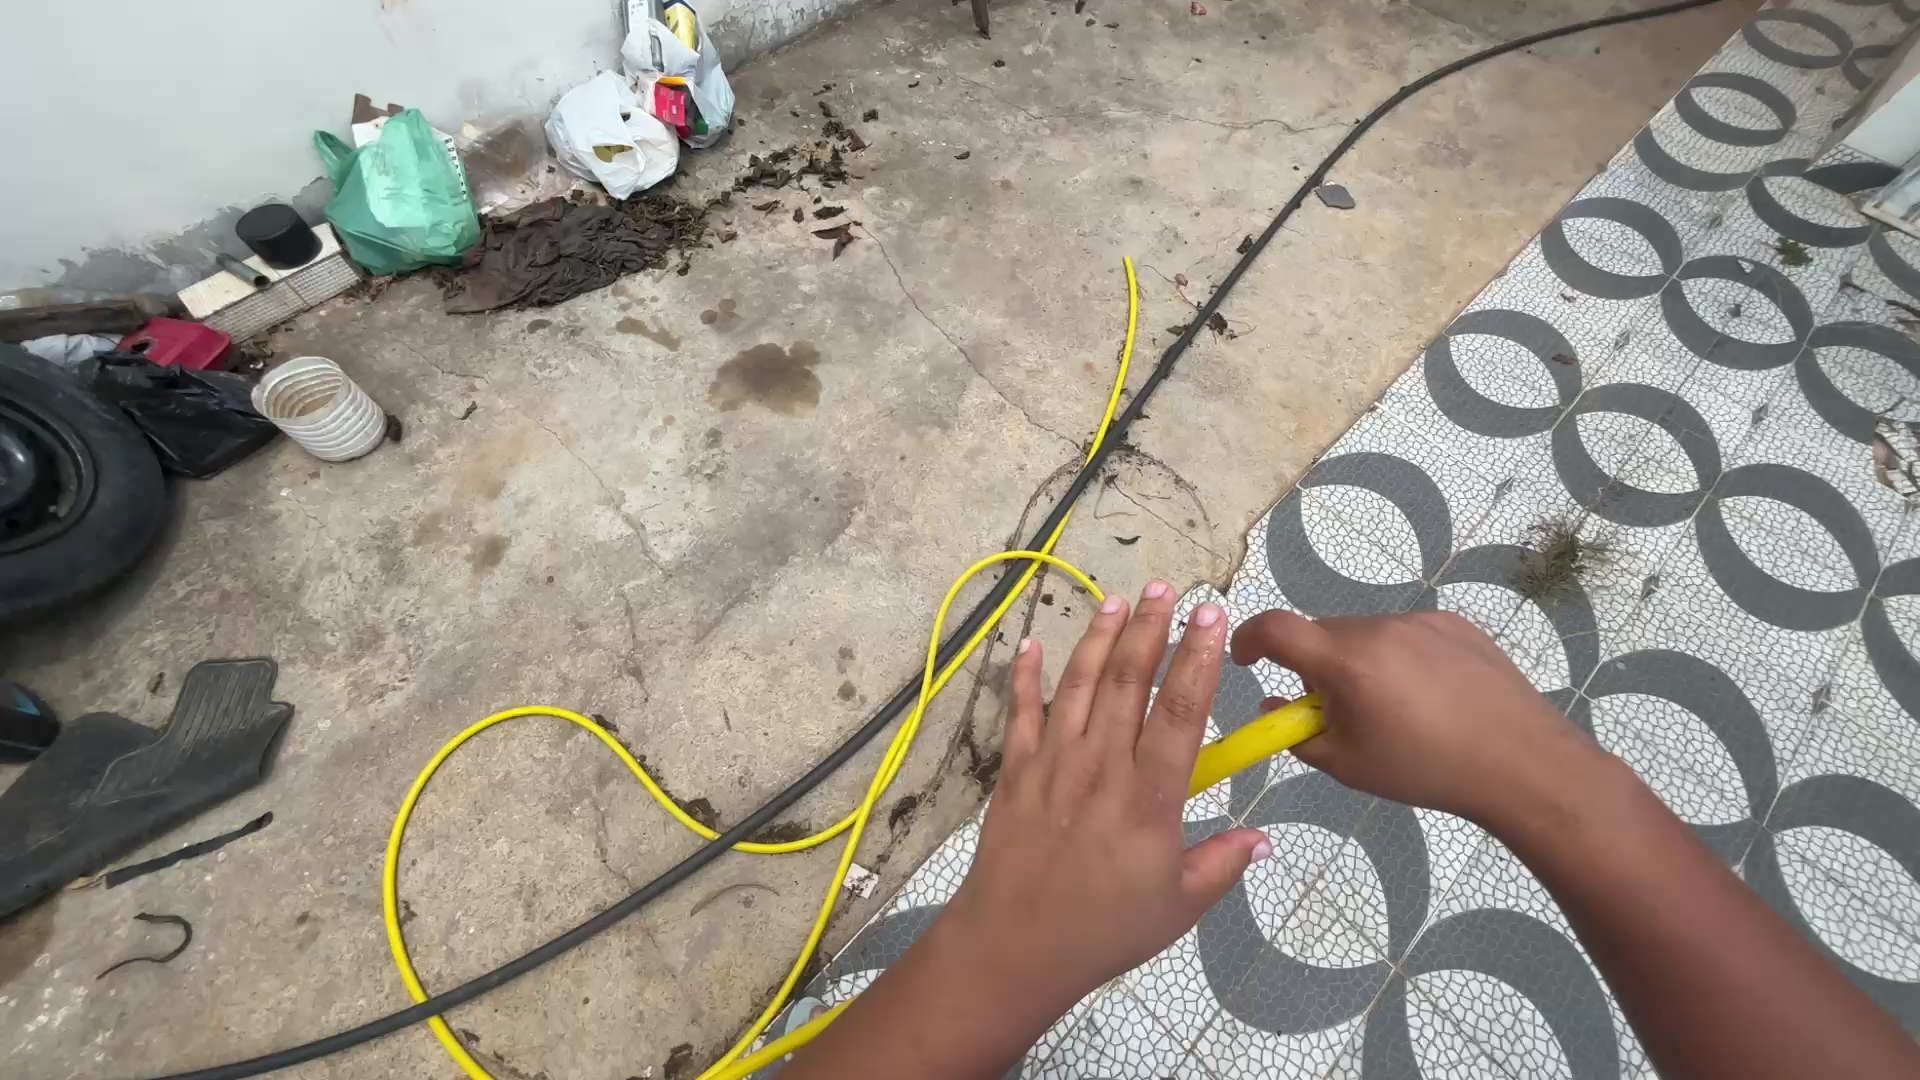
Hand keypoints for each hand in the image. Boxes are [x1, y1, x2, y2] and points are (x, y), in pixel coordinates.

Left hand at [936, 582, 1272, 1016]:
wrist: (1015, 945)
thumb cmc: (1103, 929)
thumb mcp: (1178, 908)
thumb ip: (1222, 864)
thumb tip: (1263, 836)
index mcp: (1149, 797)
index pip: (1181, 711)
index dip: (1198, 658)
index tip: (1210, 617)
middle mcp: (1101, 765)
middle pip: (1127, 681)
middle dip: (1150, 629)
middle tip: (1165, 588)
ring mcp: (1052, 760)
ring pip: (1078, 684)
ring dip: (1098, 637)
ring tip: (1119, 600)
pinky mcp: (1014, 767)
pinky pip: (1020, 711)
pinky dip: (1025, 675)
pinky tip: (1031, 644)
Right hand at [1228, 609, 1605, 826]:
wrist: (1527, 768)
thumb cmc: (1425, 771)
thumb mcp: (1345, 763)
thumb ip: (1295, 731)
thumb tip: (1272, 702)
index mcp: (1346, 663)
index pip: (1274, 628)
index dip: (1248, 637)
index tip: (1246, 659)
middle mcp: (1377, 629)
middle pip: (1319, 634)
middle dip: (1312, 664)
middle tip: (1335, 706)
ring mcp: (1418, 621)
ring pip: (1360, 632)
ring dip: (1354, 659)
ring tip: (1390, 703)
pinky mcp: (1452, 623)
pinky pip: (1400, 631)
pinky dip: (1394, 654)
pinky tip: (1426, 692)